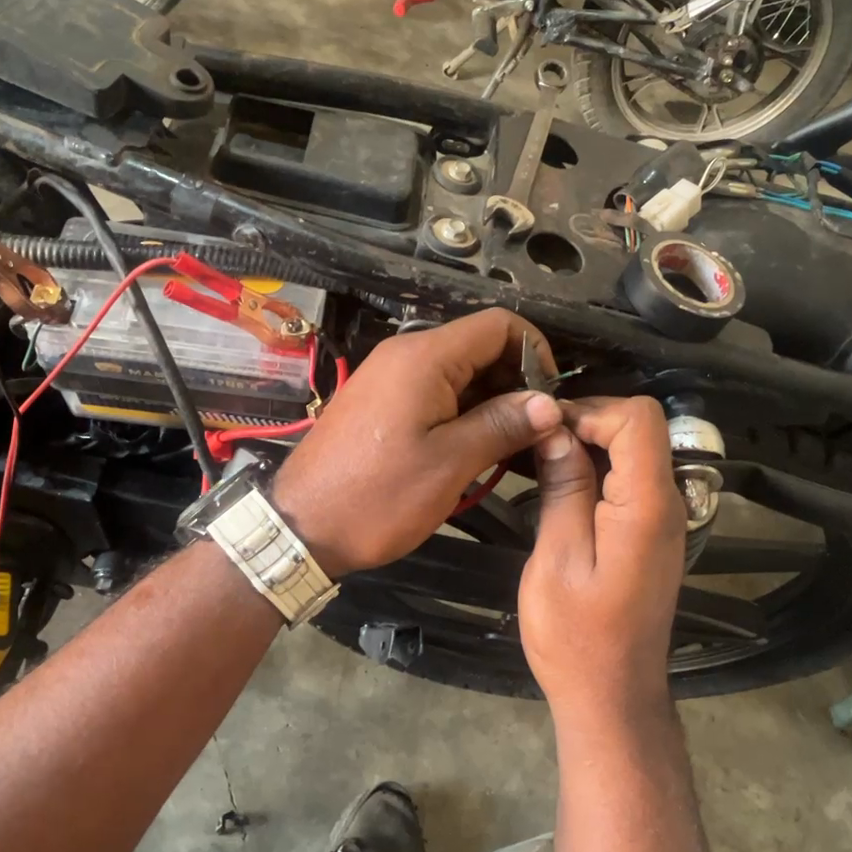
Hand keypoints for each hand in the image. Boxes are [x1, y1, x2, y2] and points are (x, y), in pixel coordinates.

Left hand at [271, 310, 564, 577]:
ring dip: (492, 401)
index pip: (499, 324)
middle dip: (516, 381)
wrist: (301, 527)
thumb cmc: (379, 497)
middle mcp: (406, 354)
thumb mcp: (450, 463)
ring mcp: (390, 377)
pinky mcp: (382, 401)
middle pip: (480, 346)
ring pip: (459, 372)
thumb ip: (503, 424)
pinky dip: (463, 412)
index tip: (550, 399)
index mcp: (425, 357)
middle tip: (537, 432)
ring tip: (514, 447)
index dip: (535, 352)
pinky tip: (478, 449)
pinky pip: (435, 391)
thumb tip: (549, 403)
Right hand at [518, 396, 686, 713]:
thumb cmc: (576, 636)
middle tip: (534, 444)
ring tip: (539, 461)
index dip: (590, 411)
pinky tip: (559, 487)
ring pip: (635, 451)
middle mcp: (666, 503)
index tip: (545, 431)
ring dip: (588, 445)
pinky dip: (597, 468)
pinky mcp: (651, 534)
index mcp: (646, 505)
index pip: (638, 419)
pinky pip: (630, 479)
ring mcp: (663, 520)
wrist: (611, 695)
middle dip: (585, 422)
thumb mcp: (557, 558)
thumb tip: (556, 430)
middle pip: (640, 428)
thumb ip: (564, 488)